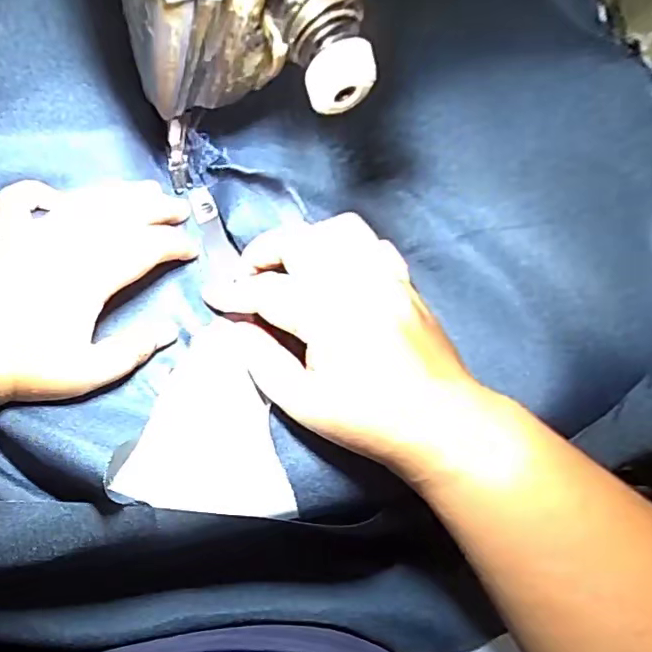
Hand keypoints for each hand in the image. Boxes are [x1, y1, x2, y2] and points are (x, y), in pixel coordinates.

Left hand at [0, 180, 196, 402]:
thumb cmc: (28, 368)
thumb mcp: (87, 371)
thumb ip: (131, 351)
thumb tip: (168, 332)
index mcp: (92, 276)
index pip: (143, 249)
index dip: (172, 246)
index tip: (192, 249)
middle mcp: (67, 244)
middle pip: (120, 216)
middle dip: (155, 210)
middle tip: (179, 210)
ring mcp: (35, 236)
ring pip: (83, 202)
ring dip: (117, 194)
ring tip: (144, 190)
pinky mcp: (6, 239)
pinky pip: (21, 202)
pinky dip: (41, 193)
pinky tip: (58, 197)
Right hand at [204, 213, 514, 478]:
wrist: (439, 421)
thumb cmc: (368, 419)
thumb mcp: (303, 402)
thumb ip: (262, 360)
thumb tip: (235, 330)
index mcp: (327, 312)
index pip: (267, 290)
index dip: (233, 293)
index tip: (212, 296)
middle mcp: (356, 282)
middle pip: (300, 240)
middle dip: (262, 252)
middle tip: (245, 279)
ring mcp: (385, 277)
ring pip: (338, 229)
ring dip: (304, 241)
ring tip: (287, 268)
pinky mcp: (404, 282)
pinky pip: (370, 244)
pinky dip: (342, 249)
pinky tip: (333, 274)